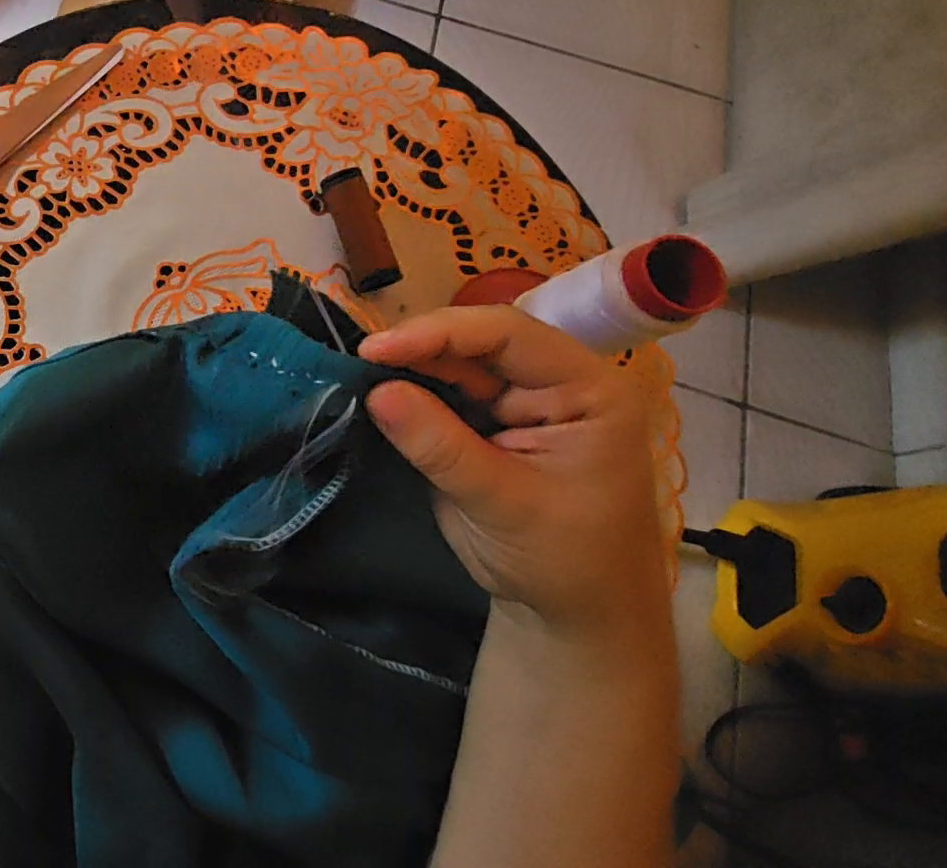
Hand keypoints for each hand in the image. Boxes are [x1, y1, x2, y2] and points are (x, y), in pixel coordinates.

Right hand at [357, 306, 668, 637]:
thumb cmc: (561, 560)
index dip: (439, 333)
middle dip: (419, 345)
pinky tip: (378, 389)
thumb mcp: (500, 503)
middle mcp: (556, 383)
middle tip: (358, 358)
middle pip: (479, 341)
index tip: (376, 349)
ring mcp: (521, 402)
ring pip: (456, 364)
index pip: (509, 335)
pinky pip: (445, 393)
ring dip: (409, 366)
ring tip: (360, 371)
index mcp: (588, 391)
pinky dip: (410, 391)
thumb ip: (440, 445)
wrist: (571, 614)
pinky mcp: (488, 423)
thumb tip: (377, 392)